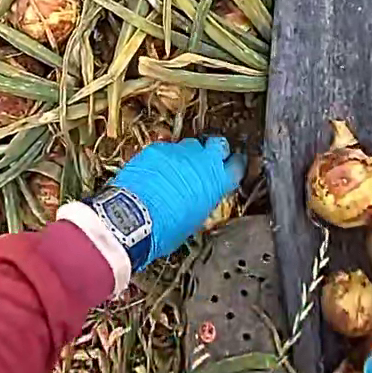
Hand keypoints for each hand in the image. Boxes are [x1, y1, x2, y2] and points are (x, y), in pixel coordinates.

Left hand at [108, 137, 243, 267]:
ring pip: (191, 144)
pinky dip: (163, 158)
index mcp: (218, 181)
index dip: (234, 164)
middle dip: (214, 150)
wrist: (134, 217)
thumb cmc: (166, 228)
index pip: (238, 164)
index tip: (230, 167)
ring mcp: (180, 151)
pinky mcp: (158, 148)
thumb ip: (203, 201)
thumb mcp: (194, 221)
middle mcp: (203, 161)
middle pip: (219, 144)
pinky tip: (154, 171)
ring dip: (187, 154)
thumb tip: (199, 199)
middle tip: (207, 160)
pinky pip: (166, 149)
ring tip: (178, 168)